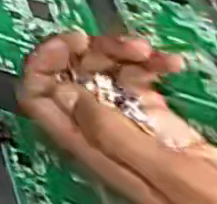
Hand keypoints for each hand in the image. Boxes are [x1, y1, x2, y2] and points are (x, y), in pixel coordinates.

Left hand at [19, 32, 216, 203]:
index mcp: (101, 151)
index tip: (71, 40)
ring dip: (121, 53)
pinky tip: (172, 64)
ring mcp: (140, 132)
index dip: (44, 63)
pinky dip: (151, 67)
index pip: (39, 98)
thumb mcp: (177, 177)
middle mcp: (111, 138)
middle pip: (71, 77)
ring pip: (104, 75)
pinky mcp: (171, 131)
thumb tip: (67, 93)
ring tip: (152, 51)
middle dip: (91, 50)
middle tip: (125, 43)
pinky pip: (142, 85)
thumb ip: (116, 136)